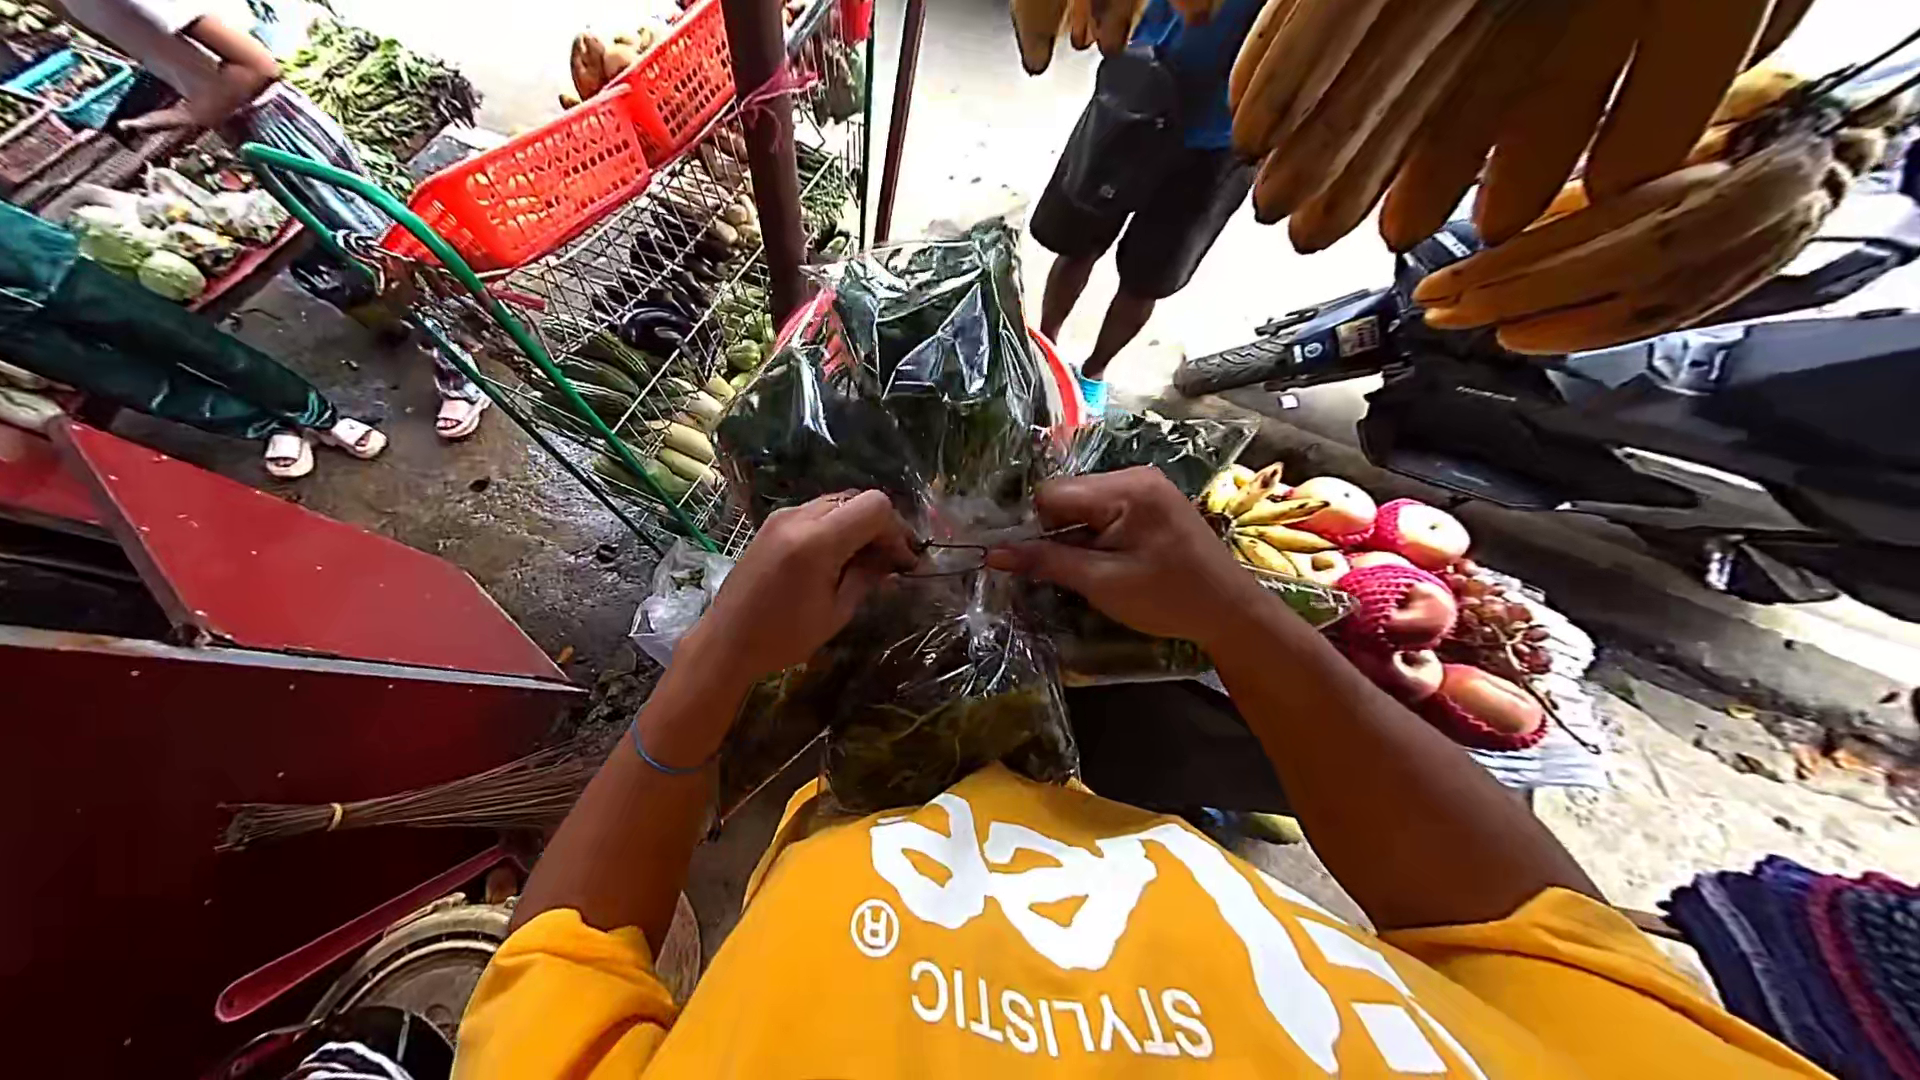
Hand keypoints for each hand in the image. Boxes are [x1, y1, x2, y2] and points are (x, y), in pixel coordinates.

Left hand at [683, 489, 915, 686]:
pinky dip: (839, 525)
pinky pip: (818, 511)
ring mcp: (783, 516)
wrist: (726, 642)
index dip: (897, 530)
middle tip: (892, 560)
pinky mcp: (774, 523)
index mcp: (817, 541)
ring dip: (860, 524)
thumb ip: (868, 577)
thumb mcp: (837, 612)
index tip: (904, 560)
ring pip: (839, 502)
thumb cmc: (784, 637)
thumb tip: (895, 561)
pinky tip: (840, 555)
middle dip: (882, 526)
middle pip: (859, 499)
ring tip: (867, 559)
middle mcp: (799, 517)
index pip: (875, 507)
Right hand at [987, 467, 1270, 645]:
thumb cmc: (1168, 598)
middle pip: (1066, 495)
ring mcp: (1145, 485)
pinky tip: (1105, 558)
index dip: (1033, 527)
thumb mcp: (1101, 582)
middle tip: (1065, 569)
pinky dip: (1094, 532)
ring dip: (1074, 534)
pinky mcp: (1150, 499)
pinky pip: (1103, 508)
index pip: (1052, 494)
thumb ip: (1046, 561)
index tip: (1032, 560)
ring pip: (1082, 503)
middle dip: (1055, 531)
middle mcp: (1133, 475)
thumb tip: (993, 553)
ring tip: (1090, 567)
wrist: (1231, 611)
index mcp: (1125, 489)